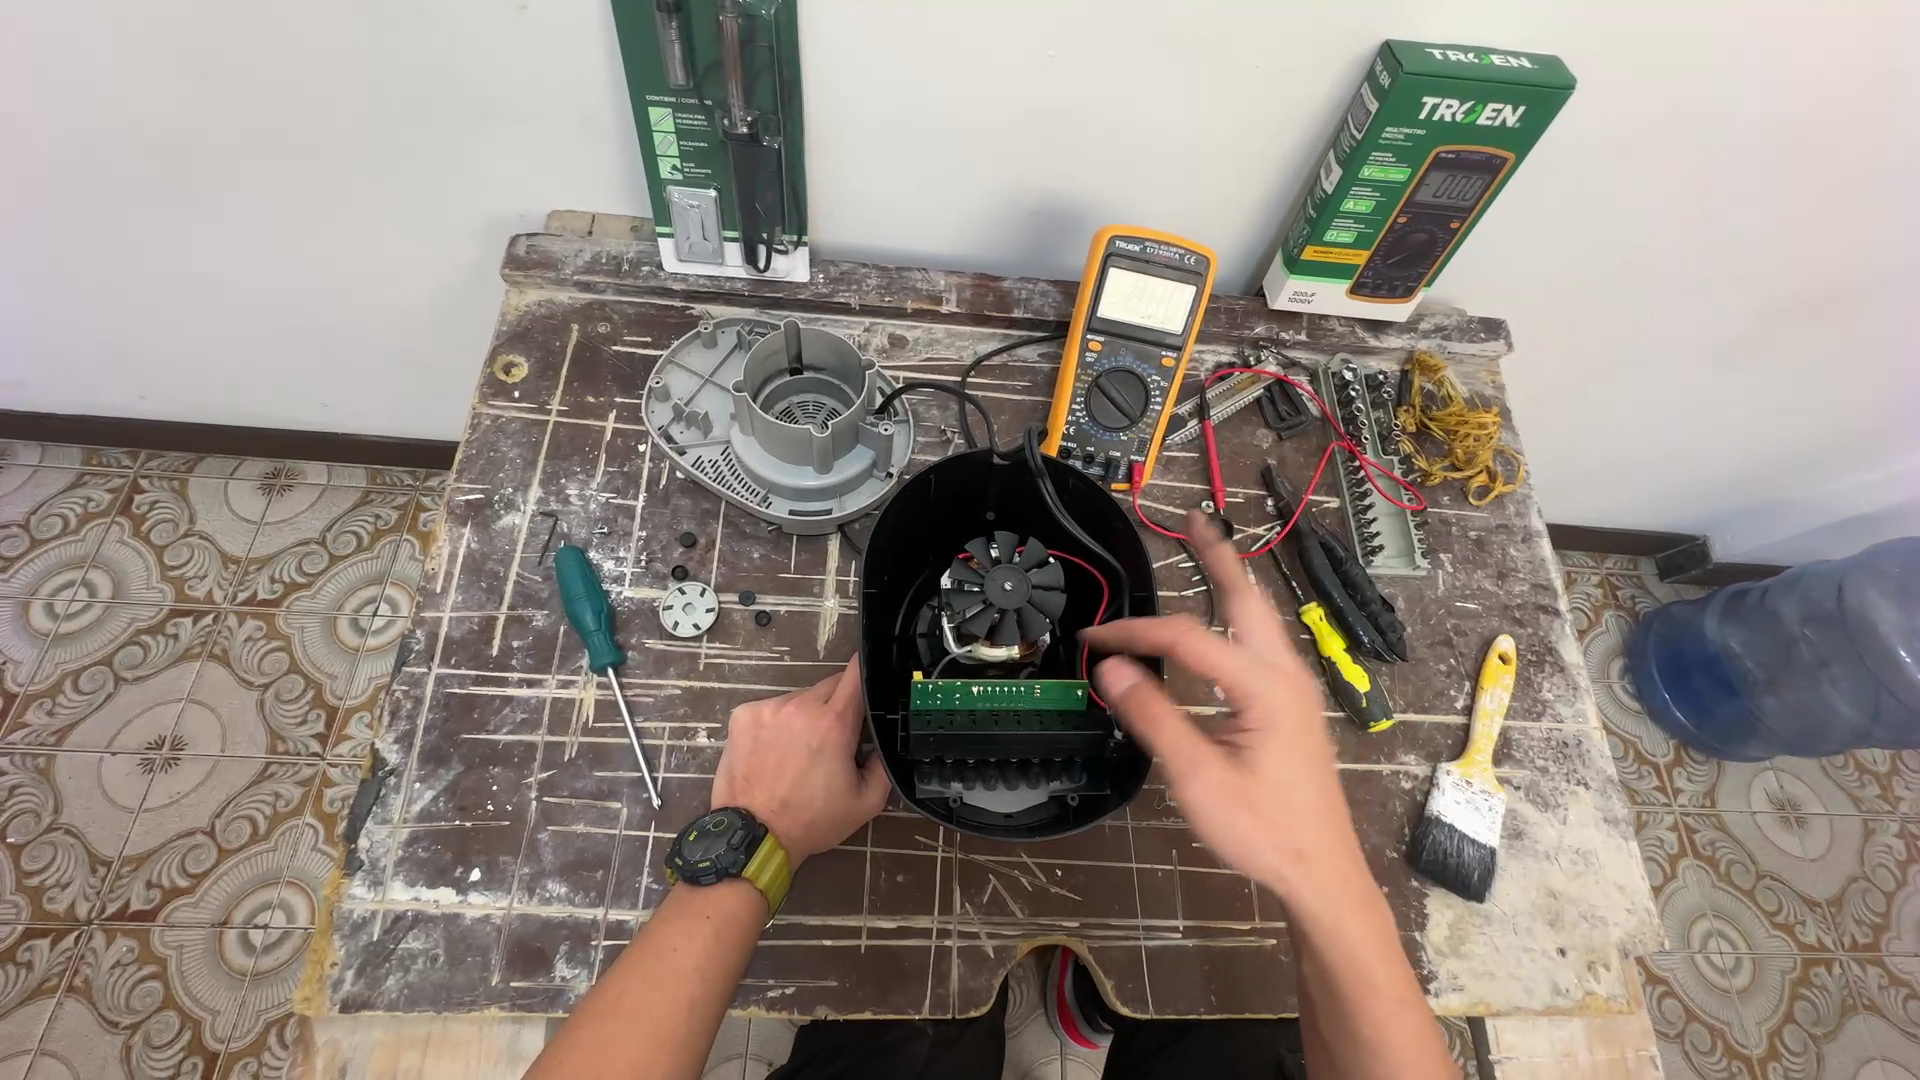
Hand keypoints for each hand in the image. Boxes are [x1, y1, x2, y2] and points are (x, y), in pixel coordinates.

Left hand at [709, 655, 889, 863]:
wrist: (753, 837)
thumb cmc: (812, 820)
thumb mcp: (867, 801)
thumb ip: (884, 763)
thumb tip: (886, 737)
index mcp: (834, 722)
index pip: (856, 673)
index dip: (866, 674)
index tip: (869, 684)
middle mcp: (800, 706)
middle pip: (830, 686)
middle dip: (837, 706)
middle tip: (834, 738)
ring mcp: (768, 708)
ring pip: (800, 698)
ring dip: (806, 715)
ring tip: (799, 750)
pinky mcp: (743, 715)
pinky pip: (772, 708)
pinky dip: (778, 722)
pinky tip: (775, 750)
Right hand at [1082, 510, 1367, 902]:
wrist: (1321, 870)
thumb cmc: (1262, 828)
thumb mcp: (1197, 776)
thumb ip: (1153, 716)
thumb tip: (1110, 667)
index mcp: (1262, 685)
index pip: (1186, 638)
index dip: (1134, 633)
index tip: (1093, 637)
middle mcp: (1284, 672)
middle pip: (1246, 598)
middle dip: (1217, 555)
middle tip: (1193, 519)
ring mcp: (1293, 686)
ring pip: (1258, 615)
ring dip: (1230, 578)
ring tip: (1209, 545)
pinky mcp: (1290, 702)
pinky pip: (1259, 639)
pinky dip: (1237, 610)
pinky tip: (1224, 614)